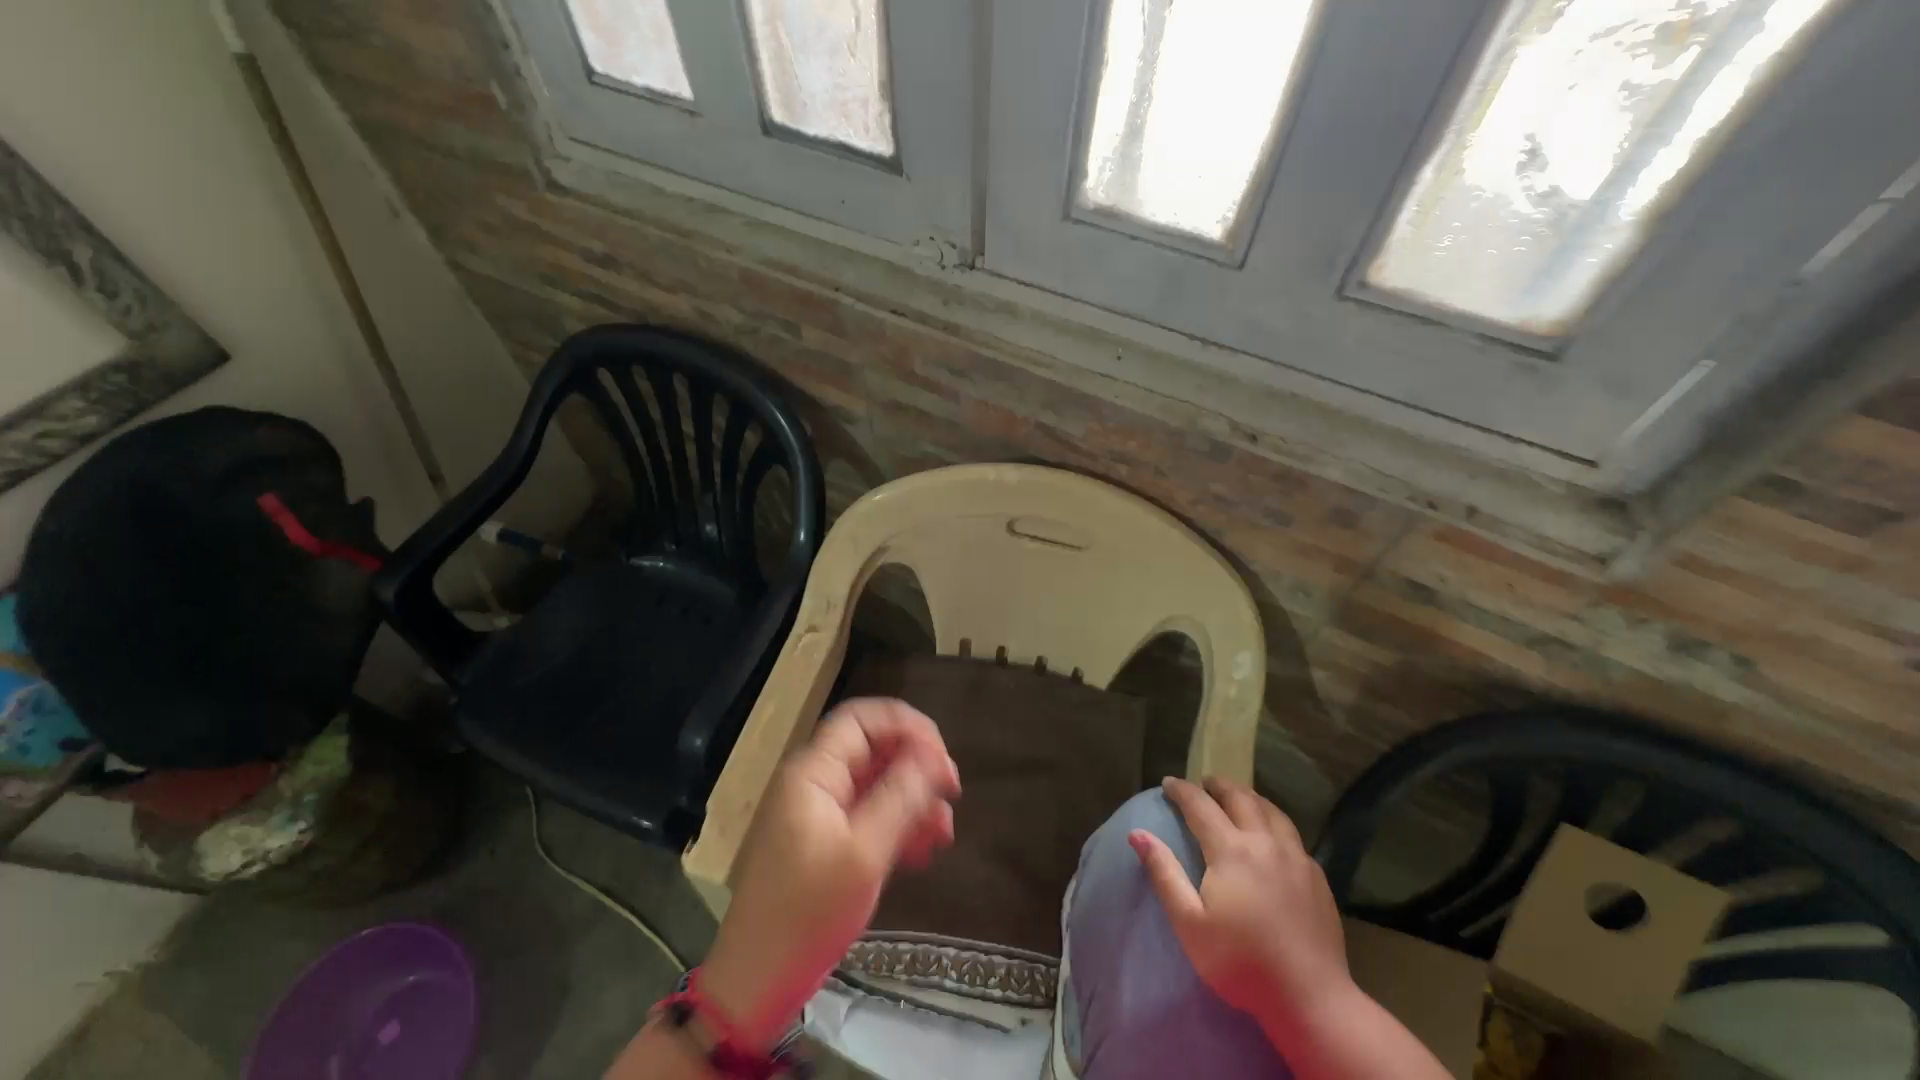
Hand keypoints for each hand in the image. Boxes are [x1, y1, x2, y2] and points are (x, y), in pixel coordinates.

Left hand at [700, 698, 959, 1048]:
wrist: (759, 978)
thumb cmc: (808, 912)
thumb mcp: (864, 853)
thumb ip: (900, 797)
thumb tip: (933, 755)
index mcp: (813, 773)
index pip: (863, 719)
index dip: (908, 726)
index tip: (943, 758)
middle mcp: (815, 783)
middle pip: (874, 750)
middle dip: (917, 767)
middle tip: (952, 795)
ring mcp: (820, 813)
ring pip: (877, 785)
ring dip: (914, 801)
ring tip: (943, 835)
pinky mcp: (827, 843)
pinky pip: (870, 816)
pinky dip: (899, 827)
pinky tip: (923, 853)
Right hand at [1131, 777, 1349, 1022]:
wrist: (1308, 996)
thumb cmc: (1239, 961)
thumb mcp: (1189, 922)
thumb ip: (1164, 873)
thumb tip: (1138, 833)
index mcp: (1231, 850)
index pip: (1201, 806)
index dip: (1183, 791)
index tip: (1168, 783)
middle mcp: (1265, 843)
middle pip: (1241, 799)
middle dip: (1219, 786)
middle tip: (1204, 782)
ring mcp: (1297, 858)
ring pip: (1273, 812)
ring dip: (1250, 797)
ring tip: (1238, 796)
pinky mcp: (1317, 877)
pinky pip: (1292, 835)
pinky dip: (1274, 821)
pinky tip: (1272, 835)